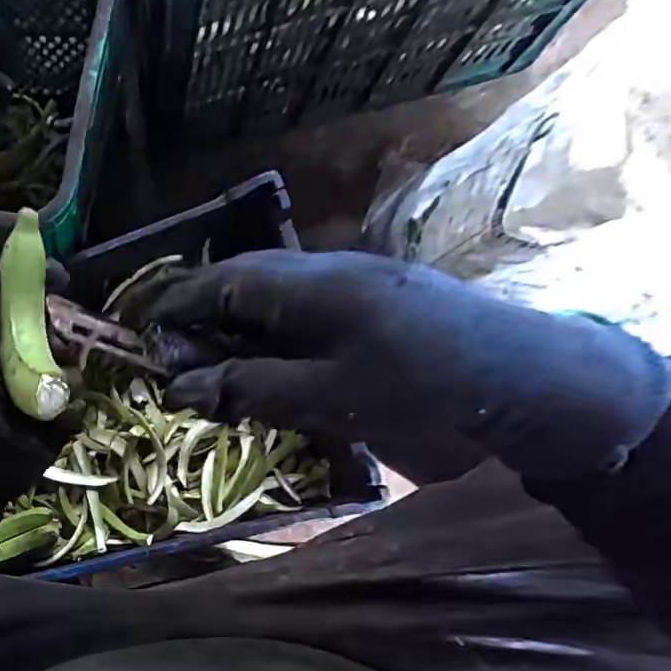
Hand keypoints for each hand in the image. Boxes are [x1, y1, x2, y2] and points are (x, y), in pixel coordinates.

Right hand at [131, 251, 670, 480]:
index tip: (142, 328)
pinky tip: (266, 362)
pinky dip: (269, 334)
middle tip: (172, 353)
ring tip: (210, 362)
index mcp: (314, 285)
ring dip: (234, 324)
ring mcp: (353, 283)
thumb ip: (253, 387)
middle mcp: (328, 272)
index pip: (223, 281)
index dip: (177, 302)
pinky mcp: (371, 302)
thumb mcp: (330, 398)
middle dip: (200, 313)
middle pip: (243, 281)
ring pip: (271, 295)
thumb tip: (184, 387)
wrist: (528, 382)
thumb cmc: (426, 388)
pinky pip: (300, 310)